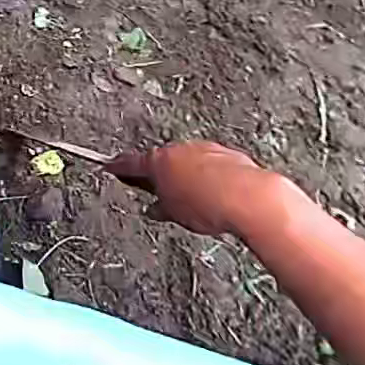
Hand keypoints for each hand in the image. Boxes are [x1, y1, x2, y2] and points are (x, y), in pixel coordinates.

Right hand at [105, 141, 298, 235]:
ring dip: (189, 176)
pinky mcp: (229, 156)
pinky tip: (218, 195)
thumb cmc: (211, 205)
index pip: (130, 163)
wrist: (253, 200)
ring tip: (197, 201)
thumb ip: (160, 207)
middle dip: (163, 176)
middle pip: (162, 160)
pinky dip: (211, 177)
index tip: (110, 166)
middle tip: (163, 195)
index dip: (118, 167)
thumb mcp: (175, 214)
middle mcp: (179, 150)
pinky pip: (213, 165)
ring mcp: (205, 150)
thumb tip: (155, 209)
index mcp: (158, 160)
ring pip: (189, 162)